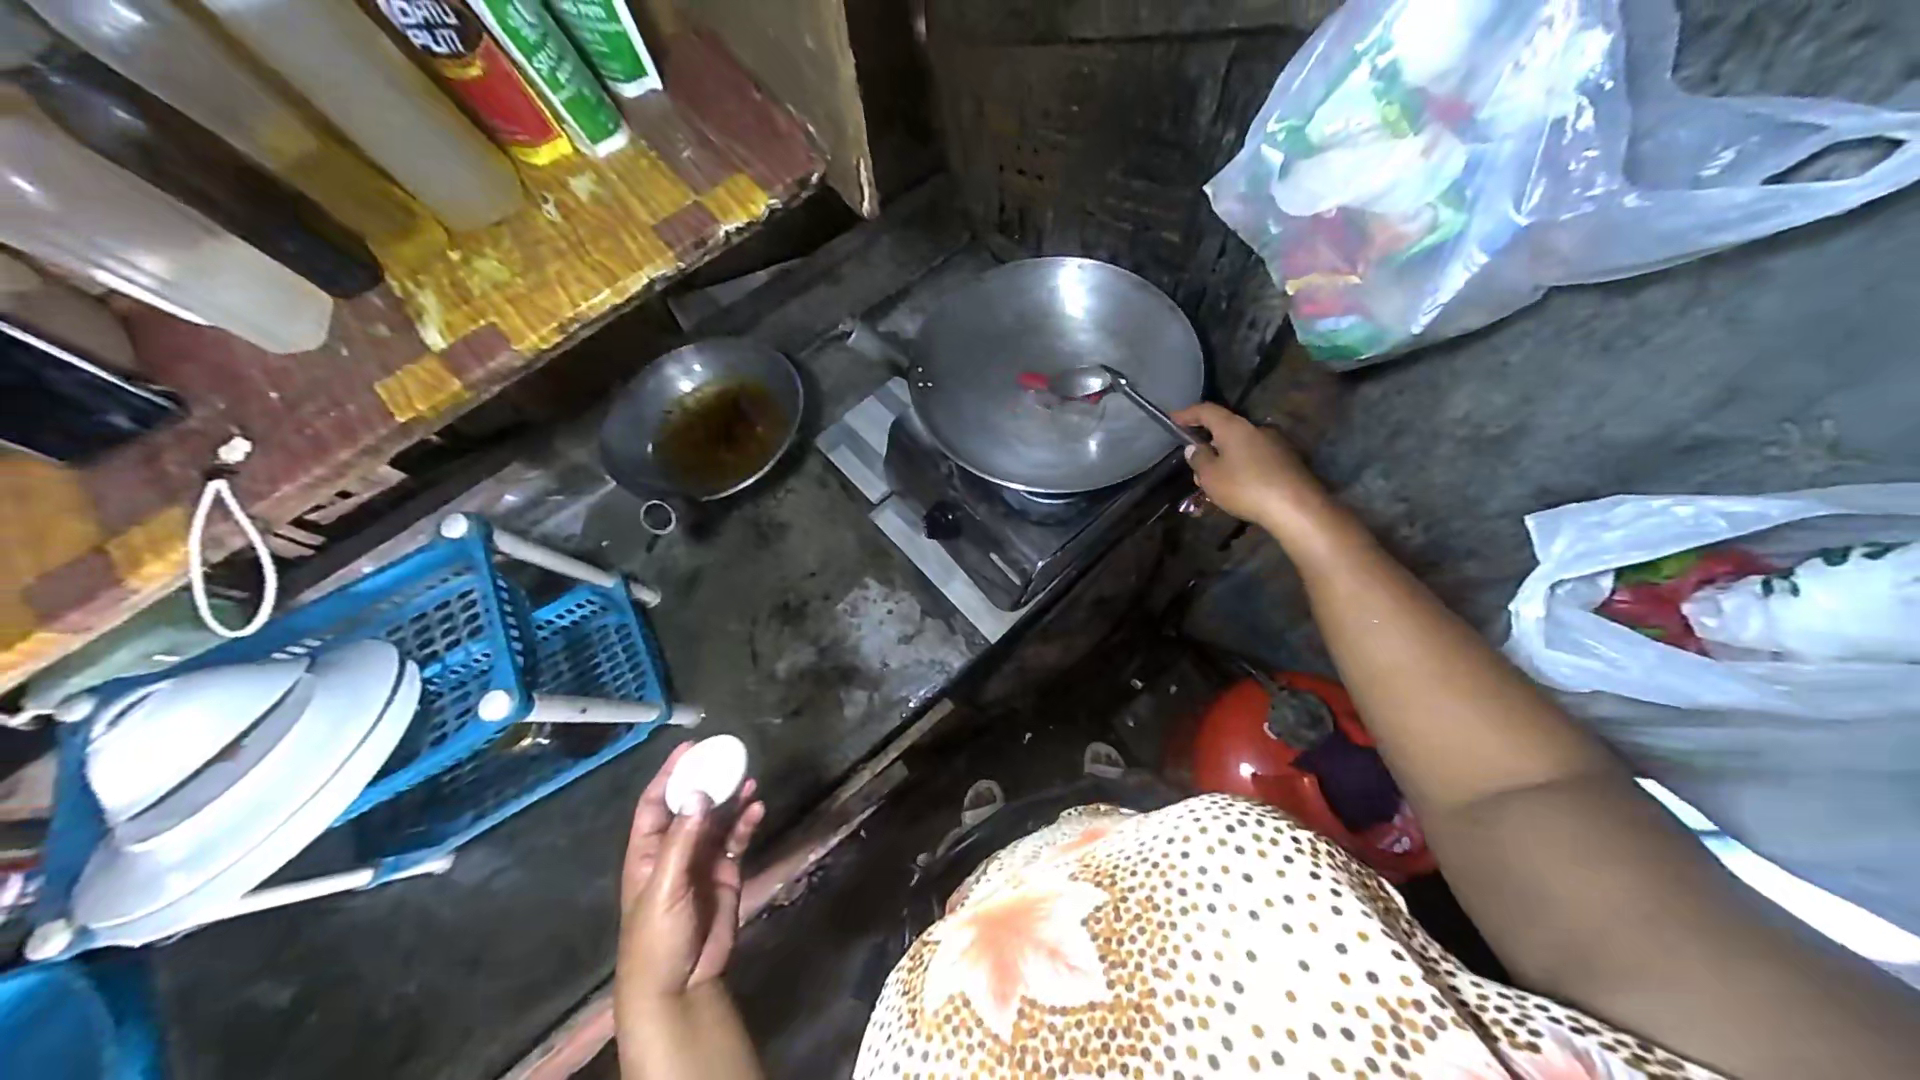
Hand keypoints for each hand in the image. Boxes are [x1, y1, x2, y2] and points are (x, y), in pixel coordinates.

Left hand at [617, 742, 765, 1000]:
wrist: (680, 983)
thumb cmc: (657, 936)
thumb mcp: (665, 887)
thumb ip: (682, 840)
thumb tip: (698, 793)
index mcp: (648, 851)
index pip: (656, 802)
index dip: (670, 774)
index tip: (691, 748)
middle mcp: (675, 849)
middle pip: (692, 805)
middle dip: (709, 780)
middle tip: (730, 756)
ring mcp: (702, 860)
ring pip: (718, 819)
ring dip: (732, 800)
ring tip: (750, 779)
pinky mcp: (725, 873)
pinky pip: (737, 839)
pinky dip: (747, 824)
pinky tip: (758, 810)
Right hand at [1172, 403, 1332, 534]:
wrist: (1297, 507)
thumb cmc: (1246, 487)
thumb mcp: (1211, 476)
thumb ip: (1199, 459)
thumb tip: (1195, 447)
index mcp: (1234, 427)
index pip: (1207, 411)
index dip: (1187, 414)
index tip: (1173, 419)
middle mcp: (1256, 429)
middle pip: (1225, 429)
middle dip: (1208, 444)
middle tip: (1195, 465)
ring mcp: (1275, 444)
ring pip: (1241, 447)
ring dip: (1225, 459)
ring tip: (1215, 484)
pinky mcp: (1288, 461)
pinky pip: (1256, 459)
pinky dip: (1242, 468)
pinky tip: (1239, 488)